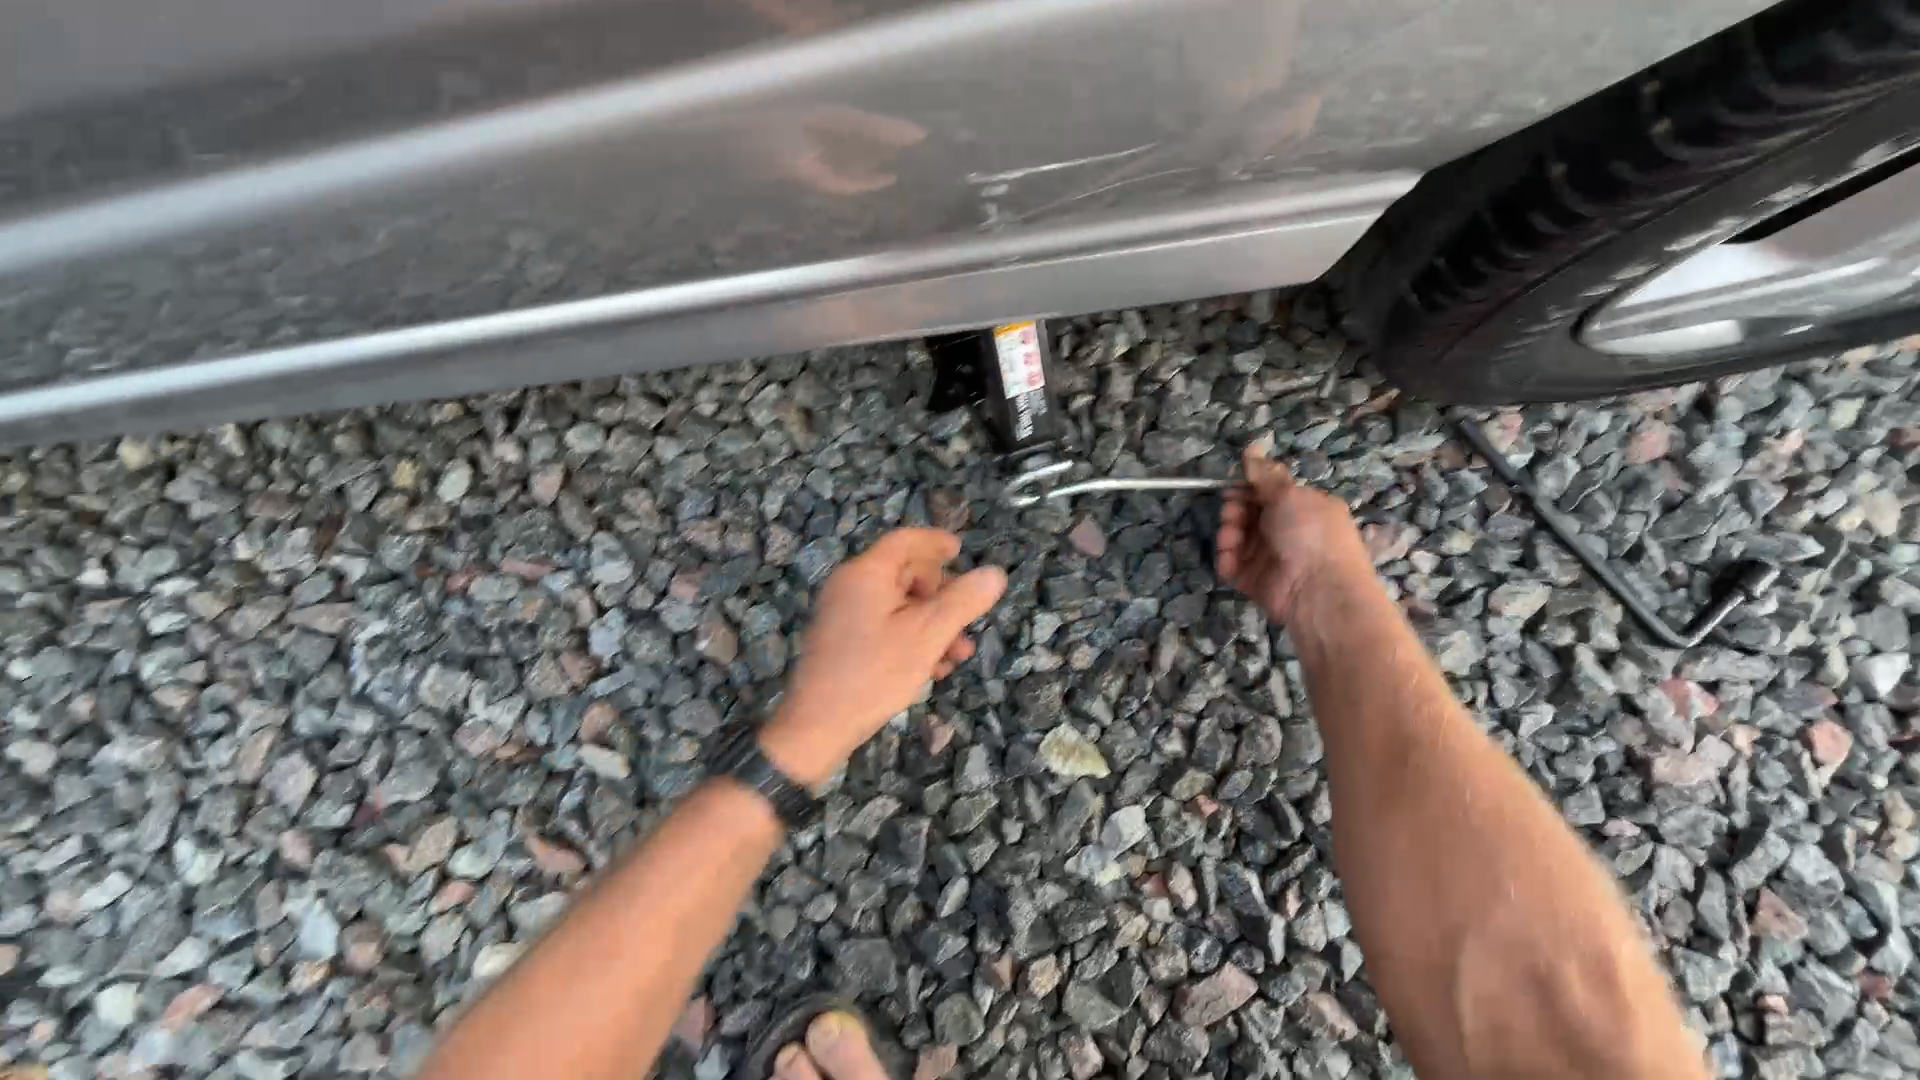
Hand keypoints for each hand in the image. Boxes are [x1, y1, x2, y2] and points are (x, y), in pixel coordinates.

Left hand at [760, 528, 1006, 786]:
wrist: (817, 726)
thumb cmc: (874, 673)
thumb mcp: (927, 636)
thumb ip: (962, 602)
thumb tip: (995, 574)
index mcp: (866, 573)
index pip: (905, 540)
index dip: (935, 542)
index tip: (960, 550)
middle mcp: (850, 586)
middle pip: (905, 574)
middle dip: (942, 597)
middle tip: (967, 620)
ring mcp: (843, 615)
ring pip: (899, 606)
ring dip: (933, 625)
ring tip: (958, 656)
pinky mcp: (842, 642)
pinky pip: (884, 627)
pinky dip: (911, 639)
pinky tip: (932, 670)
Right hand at [1216, 442, 1373, 625]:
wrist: (1319, 589)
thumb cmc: (1310, 533)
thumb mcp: (1289, 495)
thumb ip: (1265, 474)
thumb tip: (1252, 445)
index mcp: (1301, 507)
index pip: (1266, 493)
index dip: (1246, 488)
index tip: (1233, 487)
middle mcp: (1285, 530)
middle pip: (1247, 513)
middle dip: (1234, 510)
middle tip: (1234, 513)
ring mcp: (1269, 557)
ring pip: (1236, 537)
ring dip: (1228, 533)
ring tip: (1231, 538)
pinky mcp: (1254, 580)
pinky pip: (1232, 564)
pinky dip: (1226, 559)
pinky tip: (1229, 559)